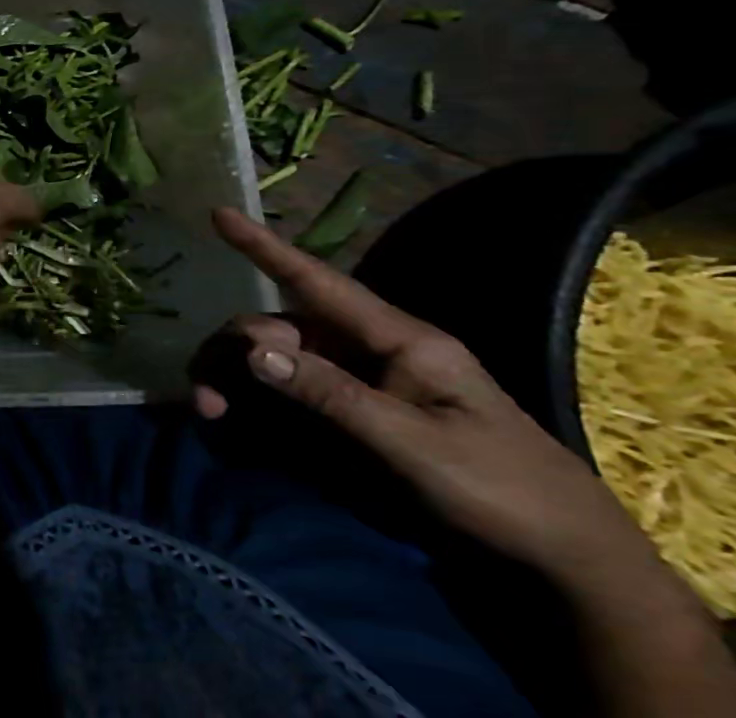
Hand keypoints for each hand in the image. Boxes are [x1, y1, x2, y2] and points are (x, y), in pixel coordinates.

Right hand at [201, 207, 646, 577]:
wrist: (561, 555)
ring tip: (210, 411)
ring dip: (233, 378)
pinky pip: (286, 389)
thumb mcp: (415, 444)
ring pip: (273, 358)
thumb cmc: (502, 490)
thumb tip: (252, 350)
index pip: (319, 282)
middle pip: (279, 328)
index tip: (220, 214)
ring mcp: (360, 381)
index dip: (265, 247)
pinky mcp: (351, 411)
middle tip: (207, 399)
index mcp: (400, 340)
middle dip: (233, 352)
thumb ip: (331, 394)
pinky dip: (251, 398)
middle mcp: (371, 350)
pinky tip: (231, 417)